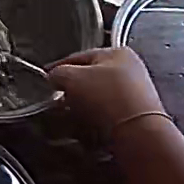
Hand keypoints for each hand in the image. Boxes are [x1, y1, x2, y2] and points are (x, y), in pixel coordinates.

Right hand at [48, 47, 164, 136]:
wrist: (137, 131)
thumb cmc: (105, 97)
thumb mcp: (72, 78)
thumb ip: (58, 73)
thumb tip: (54, 77)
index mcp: (117, 52)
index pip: (78, 57)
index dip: (58, 68)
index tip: (45, 79)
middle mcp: (130, 68)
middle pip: (90, 77)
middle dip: (71, 89)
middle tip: (57, 99)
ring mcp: (136, 92)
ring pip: (98, 96)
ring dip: (82, 105)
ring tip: (71, 114)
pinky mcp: (137, 114)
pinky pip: (109, 112)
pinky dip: (96, 117)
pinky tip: (87, 125)